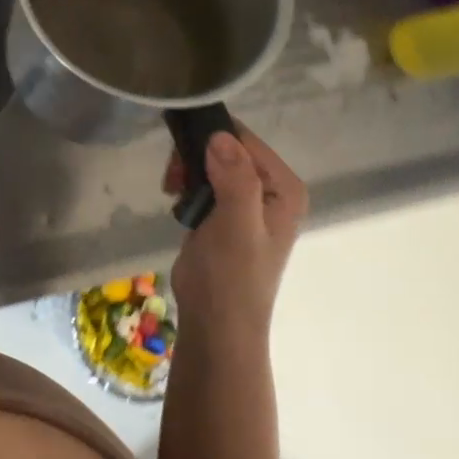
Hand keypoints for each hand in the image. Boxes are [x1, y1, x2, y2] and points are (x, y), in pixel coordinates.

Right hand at [163, 126, 305, 345]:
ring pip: (211, 162)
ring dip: (187, 171)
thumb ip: (236, 179)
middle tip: (174, 179)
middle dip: (195, 156)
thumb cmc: (231, 276)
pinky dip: (187, 185)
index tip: (181, 157)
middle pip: (227, 148)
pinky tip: (178, 201)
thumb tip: (220, 135)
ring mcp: (247, 202)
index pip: (245, 141)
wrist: (216, 323)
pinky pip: (204, 181)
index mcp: (284, 189)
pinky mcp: (224, 214)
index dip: (211, 140)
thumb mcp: (237, 225)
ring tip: (173, 191)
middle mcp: (271, 190)